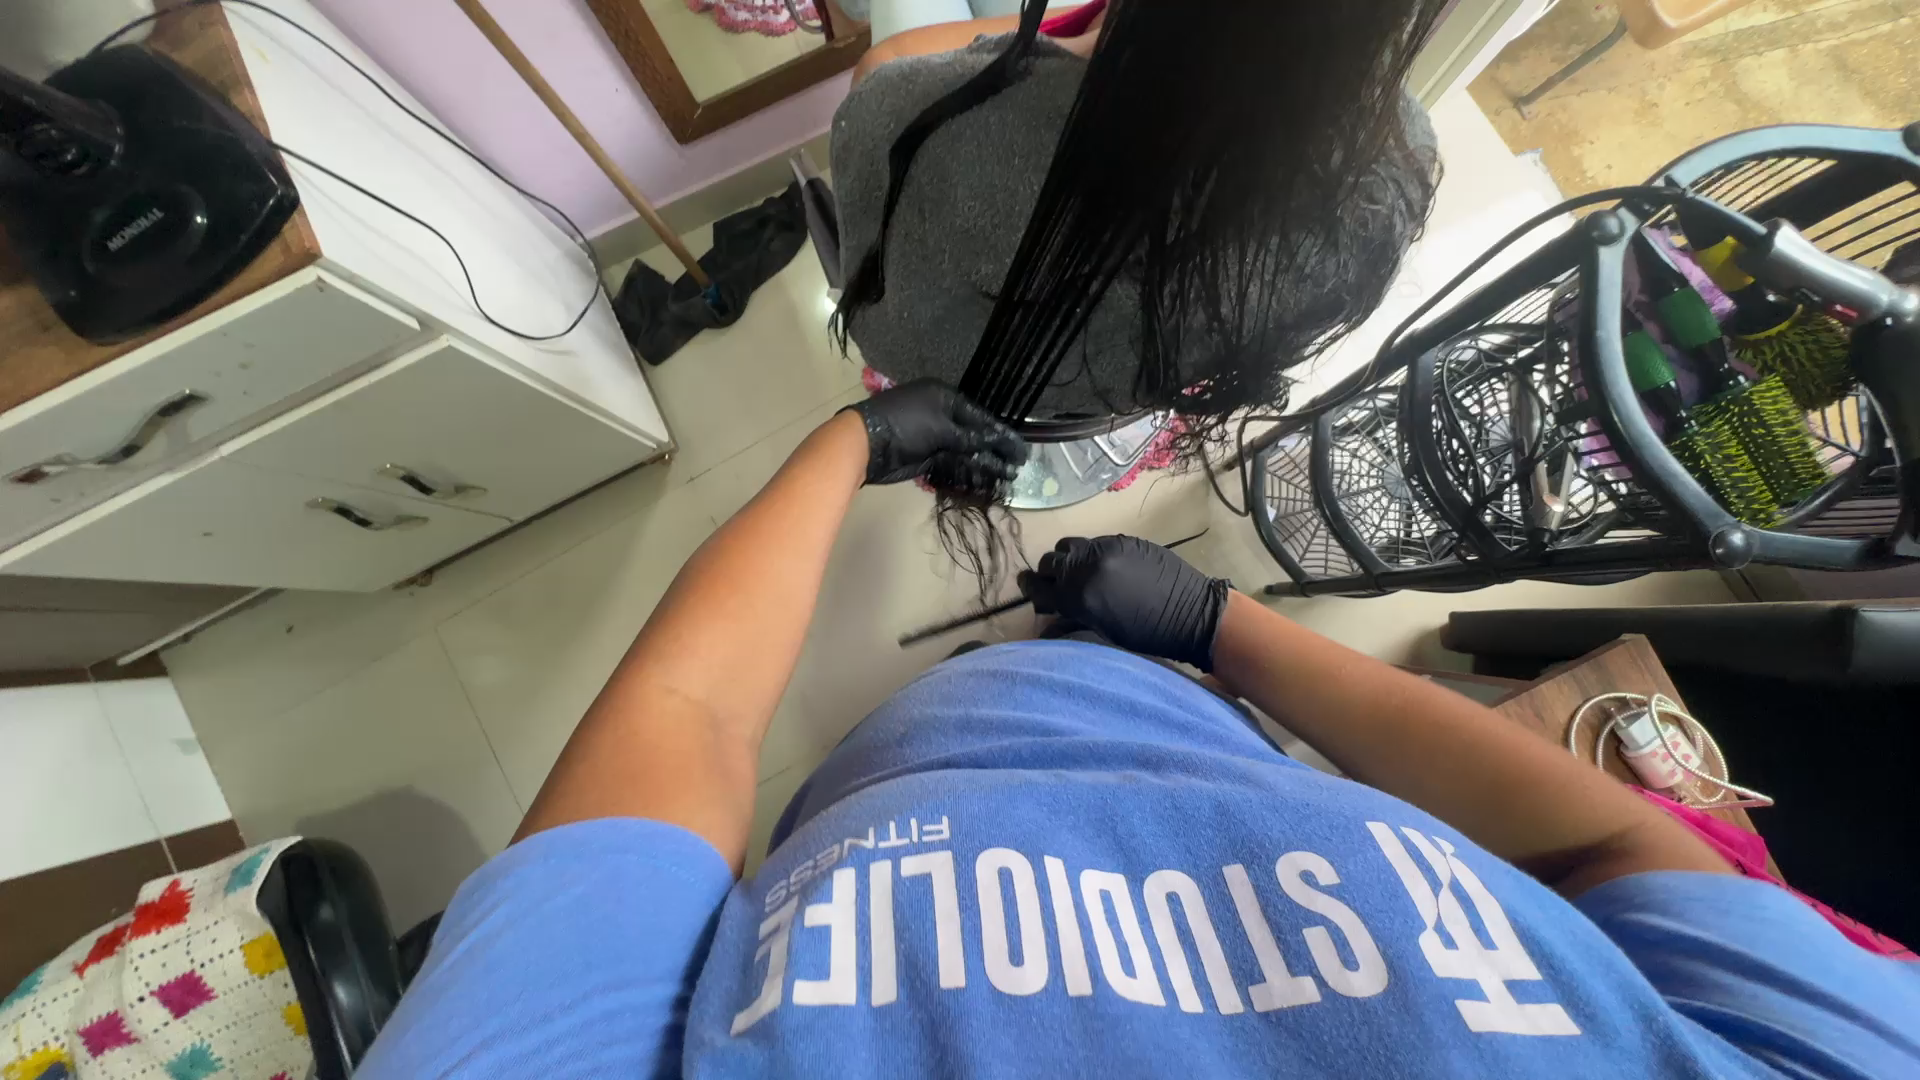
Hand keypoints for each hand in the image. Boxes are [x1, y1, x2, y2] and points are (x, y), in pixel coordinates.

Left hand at [843, 379, 1026, 489]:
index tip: (1019, 449)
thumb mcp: (941, 428)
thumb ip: (970, 436)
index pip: (980, 416)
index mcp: (944, 398)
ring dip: (984, 464)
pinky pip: (952, 463)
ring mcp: (933, 437)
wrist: (867, 444)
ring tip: (1006, 476)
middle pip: (974, 435)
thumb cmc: (905, 425)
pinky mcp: (926, 457)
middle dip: (995, 450)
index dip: (1000, 434)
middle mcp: (941, 415)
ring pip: (965, 452)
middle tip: (1018, 465)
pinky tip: (984, 480)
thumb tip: (995, 440)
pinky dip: (966, 471)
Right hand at [1019, 535, 1231, 670]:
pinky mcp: (1122, 540)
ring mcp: (1105, 549)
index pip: (1039, 588)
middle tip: (1054, 582)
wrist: (1193, 614)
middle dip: (1048, 573)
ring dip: (1067, 558)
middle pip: (1050, 562)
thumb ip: (1072, 623)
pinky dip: (1090, 553)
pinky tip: (1102, 566)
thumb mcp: (1103, 634)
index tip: (1030, 589)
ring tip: (1077, 570)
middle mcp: (1086, 567)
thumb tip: (1047, 624)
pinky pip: (1094, 542)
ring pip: (1069, 546)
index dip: (1031, 589)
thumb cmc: (1147, 636)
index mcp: (1079, 597)